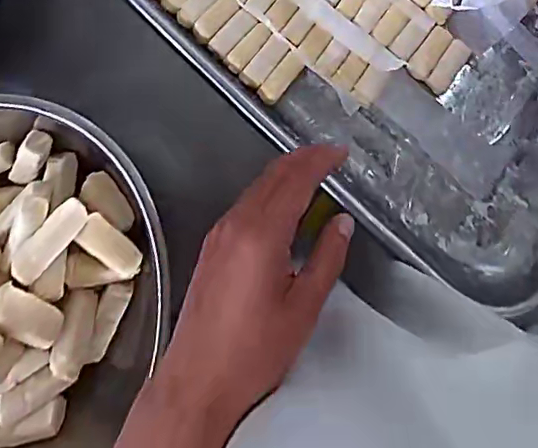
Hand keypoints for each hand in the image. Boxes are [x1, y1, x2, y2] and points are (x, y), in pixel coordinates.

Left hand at [116, 145, 353, 447]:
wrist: (195, 384)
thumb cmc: (252, 353)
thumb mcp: (303, 309)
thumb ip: (327, 258)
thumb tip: (342, 223)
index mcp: (261, 234)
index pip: (296, 180)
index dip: (320, 161)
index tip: (340, 153)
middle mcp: (236, 223)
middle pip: (274, 174)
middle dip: (304, 158)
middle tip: (330, 155)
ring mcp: (220, 233)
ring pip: (257, 185)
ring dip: (286, 172)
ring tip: (312, 173)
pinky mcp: (212, 246)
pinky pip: (245, 202)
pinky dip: (269, 190)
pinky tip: (282, 204)